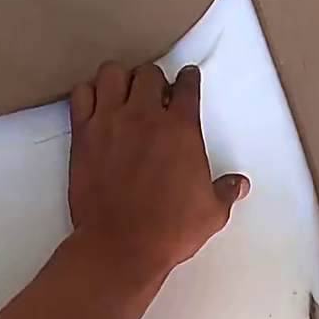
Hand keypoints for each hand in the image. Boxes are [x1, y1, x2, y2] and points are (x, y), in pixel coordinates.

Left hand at [67, 62, 248, 280]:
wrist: (121, 244)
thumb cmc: (165, 229)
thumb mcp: (210, 212)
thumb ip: (225, 191)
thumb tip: (237, 185)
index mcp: (181, 130)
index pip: (187, 87)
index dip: (189, 81)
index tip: (187, 81)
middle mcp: (145, 118)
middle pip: (149, 74)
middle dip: (154, 81)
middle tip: (155, 95)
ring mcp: (111, 123)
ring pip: (112, 74)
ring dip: (120, 80)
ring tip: (123, 95)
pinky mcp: (84, 136)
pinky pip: (81, 95)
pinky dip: (88, 94)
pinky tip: (95, 107)